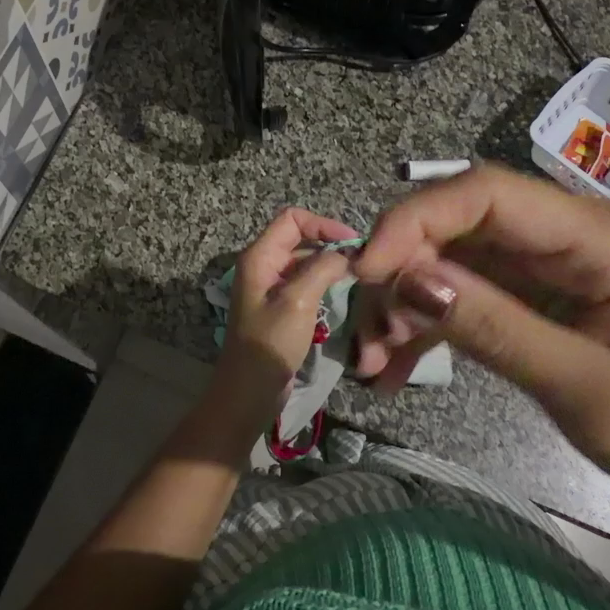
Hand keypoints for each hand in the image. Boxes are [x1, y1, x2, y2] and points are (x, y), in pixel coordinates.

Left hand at [221, 207, 356, 398]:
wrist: (249, 390)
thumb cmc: (270, 343)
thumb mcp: (299, 301)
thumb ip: (322, 269)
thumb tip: (345, 254)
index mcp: (259, 257)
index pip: (292, 219)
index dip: (322, 224)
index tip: (351, 241)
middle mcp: (262, 266)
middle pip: (298, 238)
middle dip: (328, 243)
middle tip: (360, 259)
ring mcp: (269, 287)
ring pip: (302, 261)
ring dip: (327, 264)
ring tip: (356, 275)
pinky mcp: (278, 307)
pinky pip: (302, 283)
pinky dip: (322, 283)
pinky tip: (341, 293)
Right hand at [352, 167, 609, 515]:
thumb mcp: (599, 396)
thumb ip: (503, 333)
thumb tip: (409, 281)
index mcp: (602, 240)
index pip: (487, 193)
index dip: (415, 219)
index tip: (365, 272)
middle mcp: (569, 234)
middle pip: (458, 220)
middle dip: (399, 268)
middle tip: (366, 335)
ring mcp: (550, 262)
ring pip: (447, 254)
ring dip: (401, 300)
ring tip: (374, 360)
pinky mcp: (535, 291)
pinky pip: (461, 290)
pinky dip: (422, 323)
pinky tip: (395, 367)